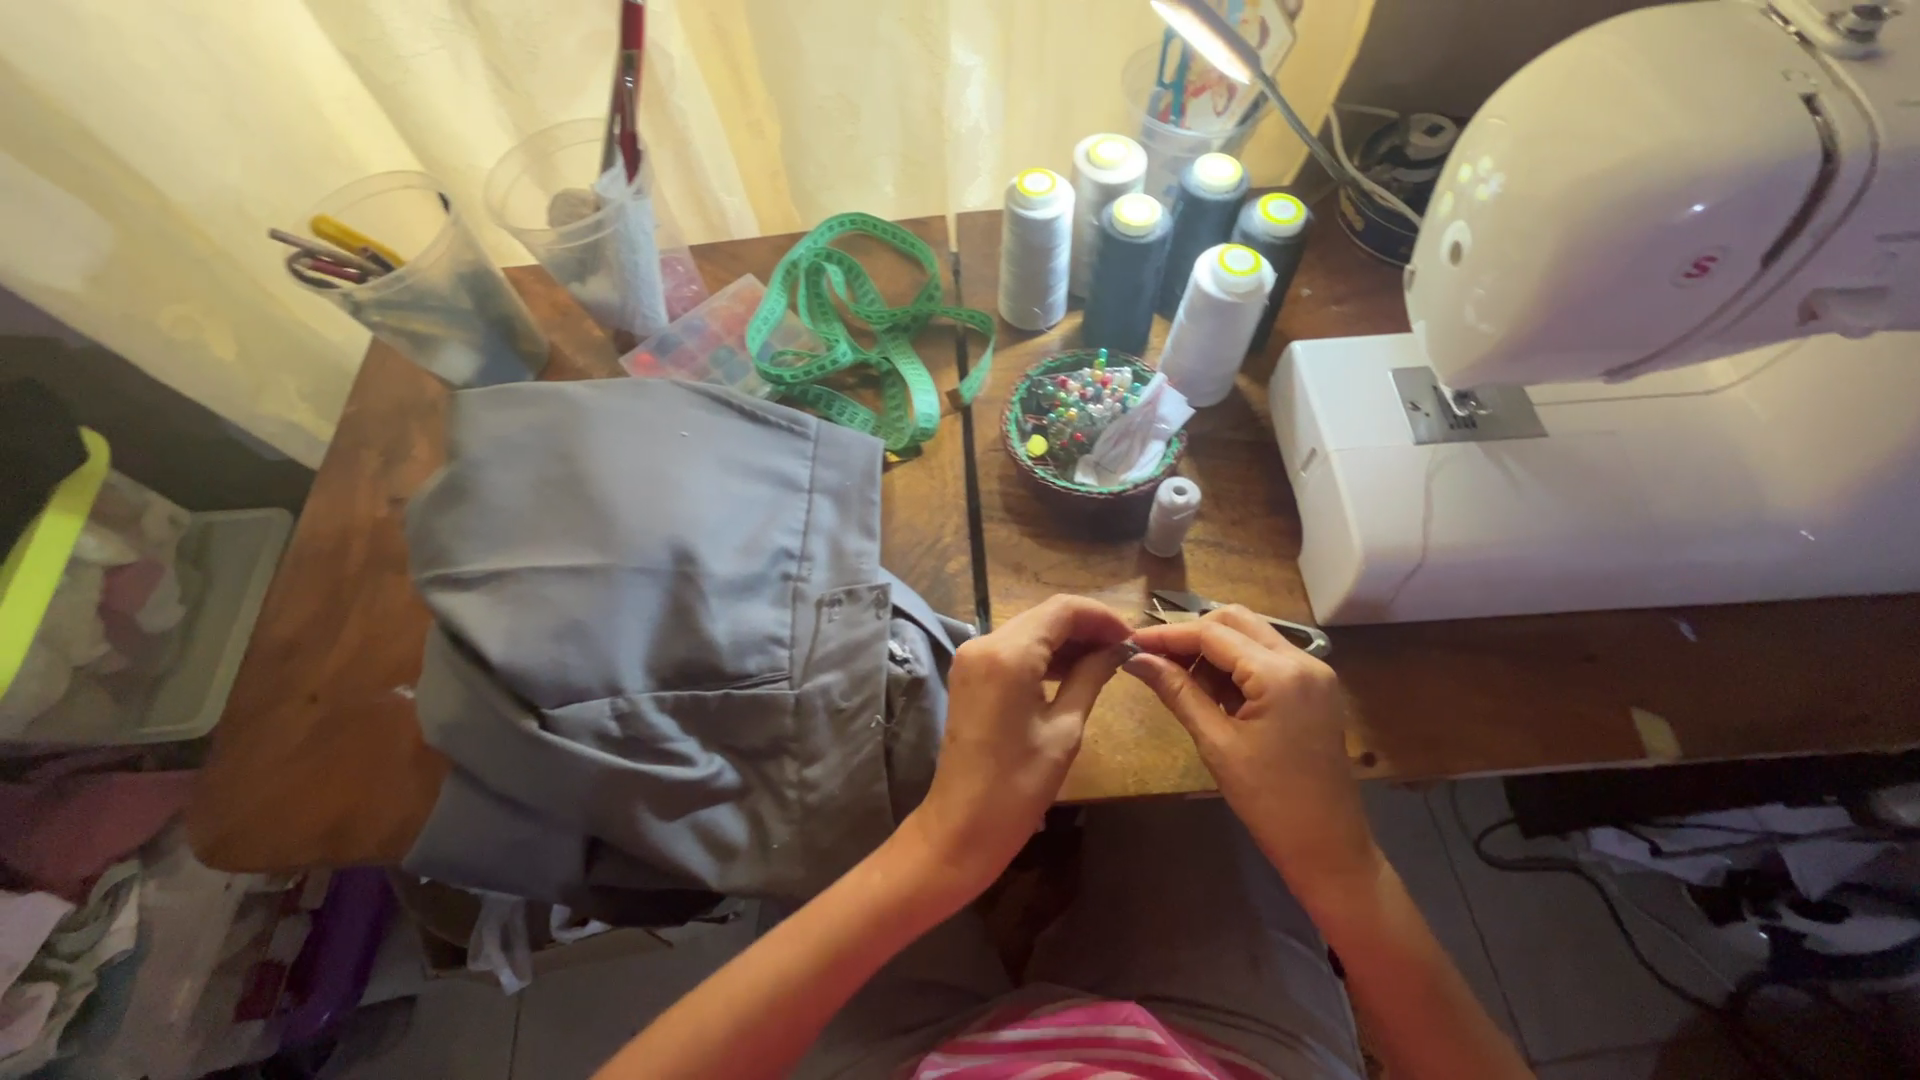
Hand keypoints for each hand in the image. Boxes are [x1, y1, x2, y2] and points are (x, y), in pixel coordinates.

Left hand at [904, 595, 1133, 887]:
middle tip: (1124, 648)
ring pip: (1028, 630)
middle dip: (1085, 627)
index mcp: (1008, 654)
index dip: (1101, 616)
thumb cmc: (1018, 785)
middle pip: (1043, 616)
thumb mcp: (1065, 730)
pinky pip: (1012, 650)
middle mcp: (983, 643)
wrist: (962, 825)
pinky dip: (1042, 655)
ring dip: (1065, 640)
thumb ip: (1090, 677)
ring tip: (1105, 661)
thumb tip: (1117, 650)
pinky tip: (1072, 671)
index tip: (1132, 636)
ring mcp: (971, 658)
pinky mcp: (968, 674)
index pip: (1062, 609)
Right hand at [1125, 606, 1382, 902]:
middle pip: (1235, 621)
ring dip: (1213, 651)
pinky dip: (1235, 667)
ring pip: (1251, 636)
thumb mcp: (1216, 743)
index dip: (1167, 635)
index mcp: (1280, 673)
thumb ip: (1177, 692)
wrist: (1327, 847)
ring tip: (1184, 686)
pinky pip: (1266, 659)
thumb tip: (1136, 659)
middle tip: (1157, 662)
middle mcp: (1303, 660)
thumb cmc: (1269, 800)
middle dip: (1192, 636)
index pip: (1212, 633)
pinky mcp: (1314, 689)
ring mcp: (1313, 674)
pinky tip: (1213, 695)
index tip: (1131, 643)